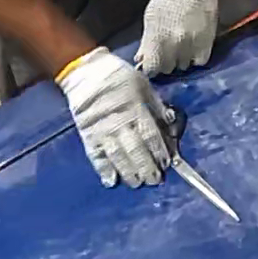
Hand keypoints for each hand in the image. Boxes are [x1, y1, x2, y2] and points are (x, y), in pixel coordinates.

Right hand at [57, 48, 171, 188]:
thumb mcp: (144, 86)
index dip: (159, 151)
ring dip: (128, 172)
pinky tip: (111, 181)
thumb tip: (171, 126)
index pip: (151, 135)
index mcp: (136, 110)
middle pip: (136, 150)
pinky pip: (96, 156)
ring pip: (118, 157)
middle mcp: (120, 124)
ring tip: (136, 183)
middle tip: (154, 180)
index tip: (166, 164)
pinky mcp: (88, 137)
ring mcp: (103, 132)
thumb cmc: (120, 79)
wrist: (86, 74)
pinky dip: (103, 170)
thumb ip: (157, 107)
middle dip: (146, 167)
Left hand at [136, 0, 218, 77]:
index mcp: (156, 40)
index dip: (152, 67)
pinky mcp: (207, 40)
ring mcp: (191, 44)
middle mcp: (173, 46)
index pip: (151, 69)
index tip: (153, 62)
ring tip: (181, 48)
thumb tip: (141, 60)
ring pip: (184, 65)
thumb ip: (146, 41)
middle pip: (168, 69)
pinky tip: (193, 49)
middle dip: (166, 63)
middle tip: (167, 53)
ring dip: (181, 59)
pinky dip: (197, 57)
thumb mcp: (150, 18)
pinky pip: (201, 60)